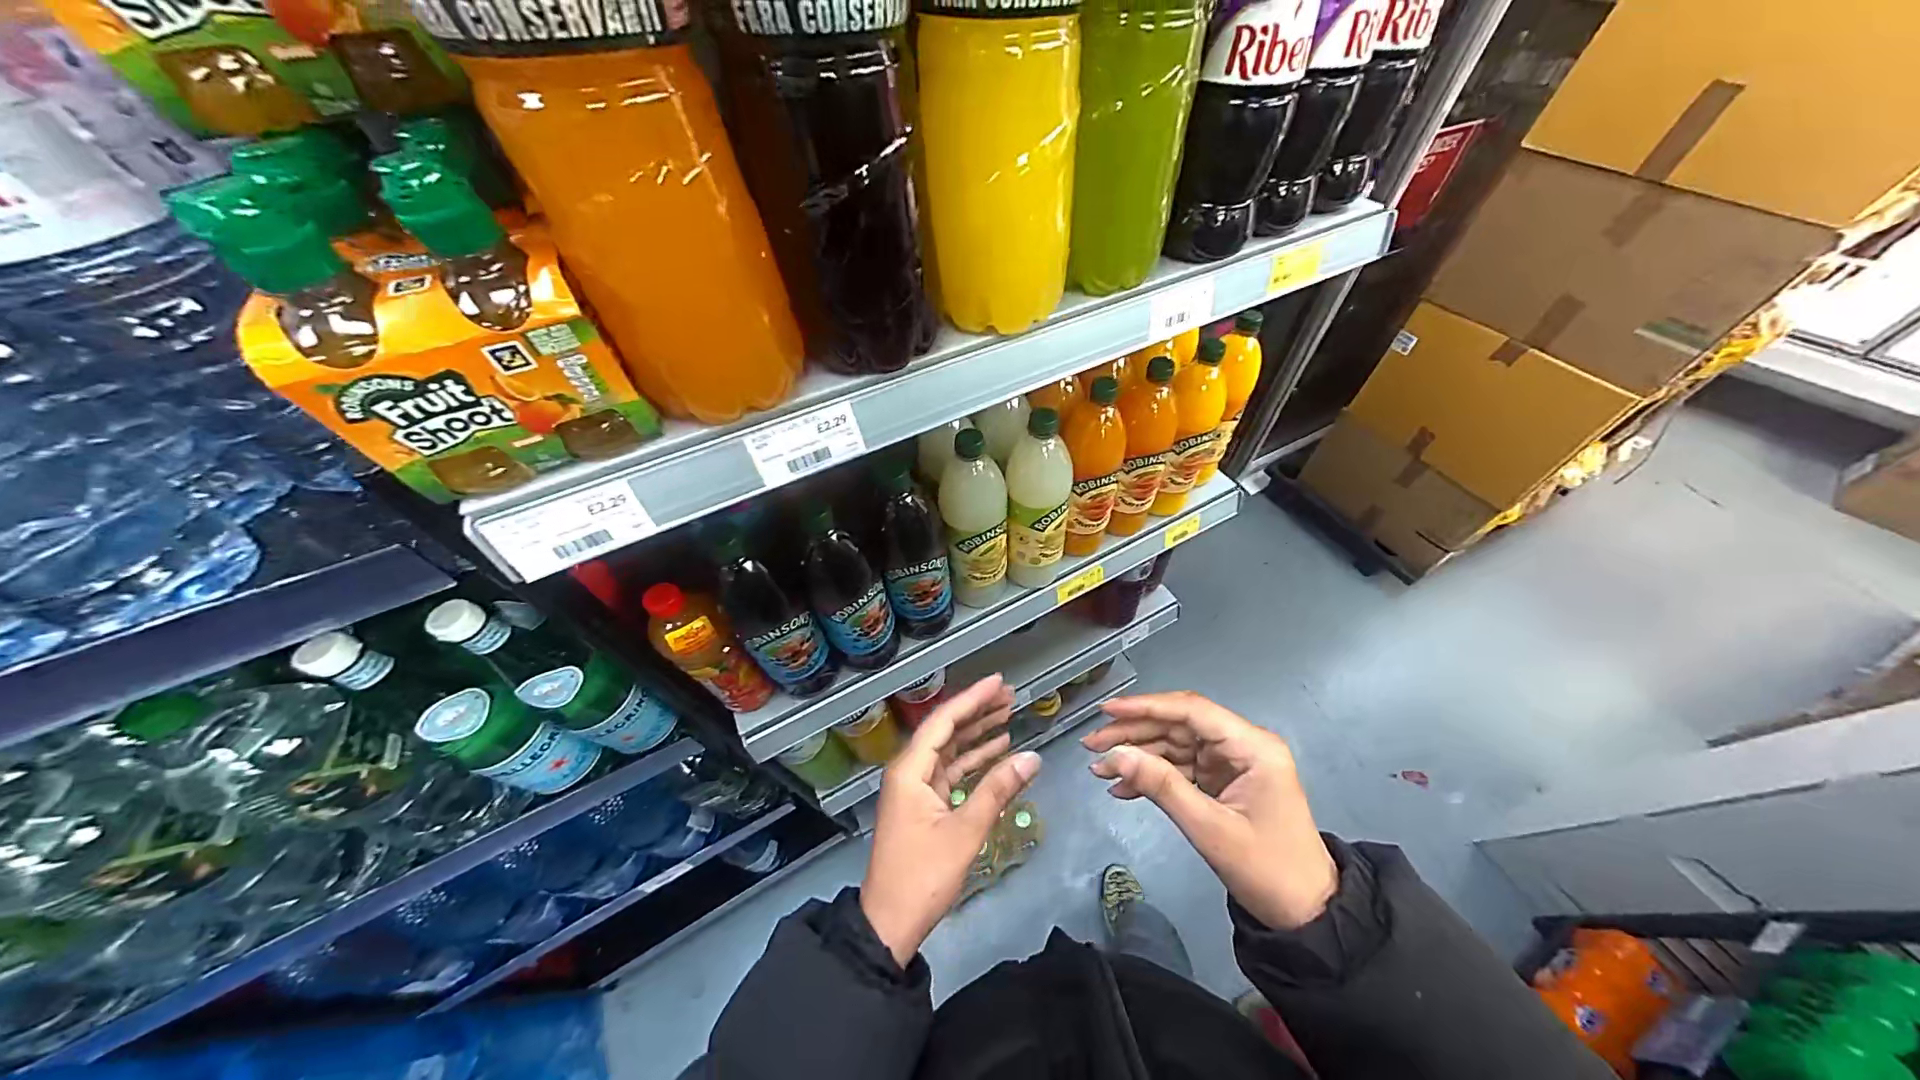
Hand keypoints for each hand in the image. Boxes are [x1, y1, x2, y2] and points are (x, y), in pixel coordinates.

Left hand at [861, 674, 1039, 965]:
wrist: (890, 922)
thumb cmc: (923, 876)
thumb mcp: (965, 832)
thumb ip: (998, 790)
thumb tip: (1031, 758)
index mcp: (909, 770)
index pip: (943, 721)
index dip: (972, 699)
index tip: (998, 682)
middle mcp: (909, 772)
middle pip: (946, 731)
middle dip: (977, 712)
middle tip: (1010, 695)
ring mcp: (916, 789)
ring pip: (949, 751)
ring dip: (977, 734)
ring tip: (1008, 716)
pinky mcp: (924, 805)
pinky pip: (951, 772)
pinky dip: (973, 761)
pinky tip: (997, 752)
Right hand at [1083, 691, 1335, 930]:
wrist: (1306, 914)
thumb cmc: (1268, 870)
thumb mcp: (1210, 828)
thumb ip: (1161, 786)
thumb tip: (1115, 756)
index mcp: (1252, 746)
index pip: (1192, 710)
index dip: (1146, 707)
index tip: (1107, 710)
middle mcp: (1242, 745)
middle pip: (1179, 725)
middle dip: (1134, 732)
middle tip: (1092, 744)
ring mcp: (1231, 763)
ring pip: (1175, 745)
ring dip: (1137, 755)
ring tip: (1100, 768)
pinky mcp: (1222, 781)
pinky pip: (1180, 768)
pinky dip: (1152, 776)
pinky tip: (1123, 787)